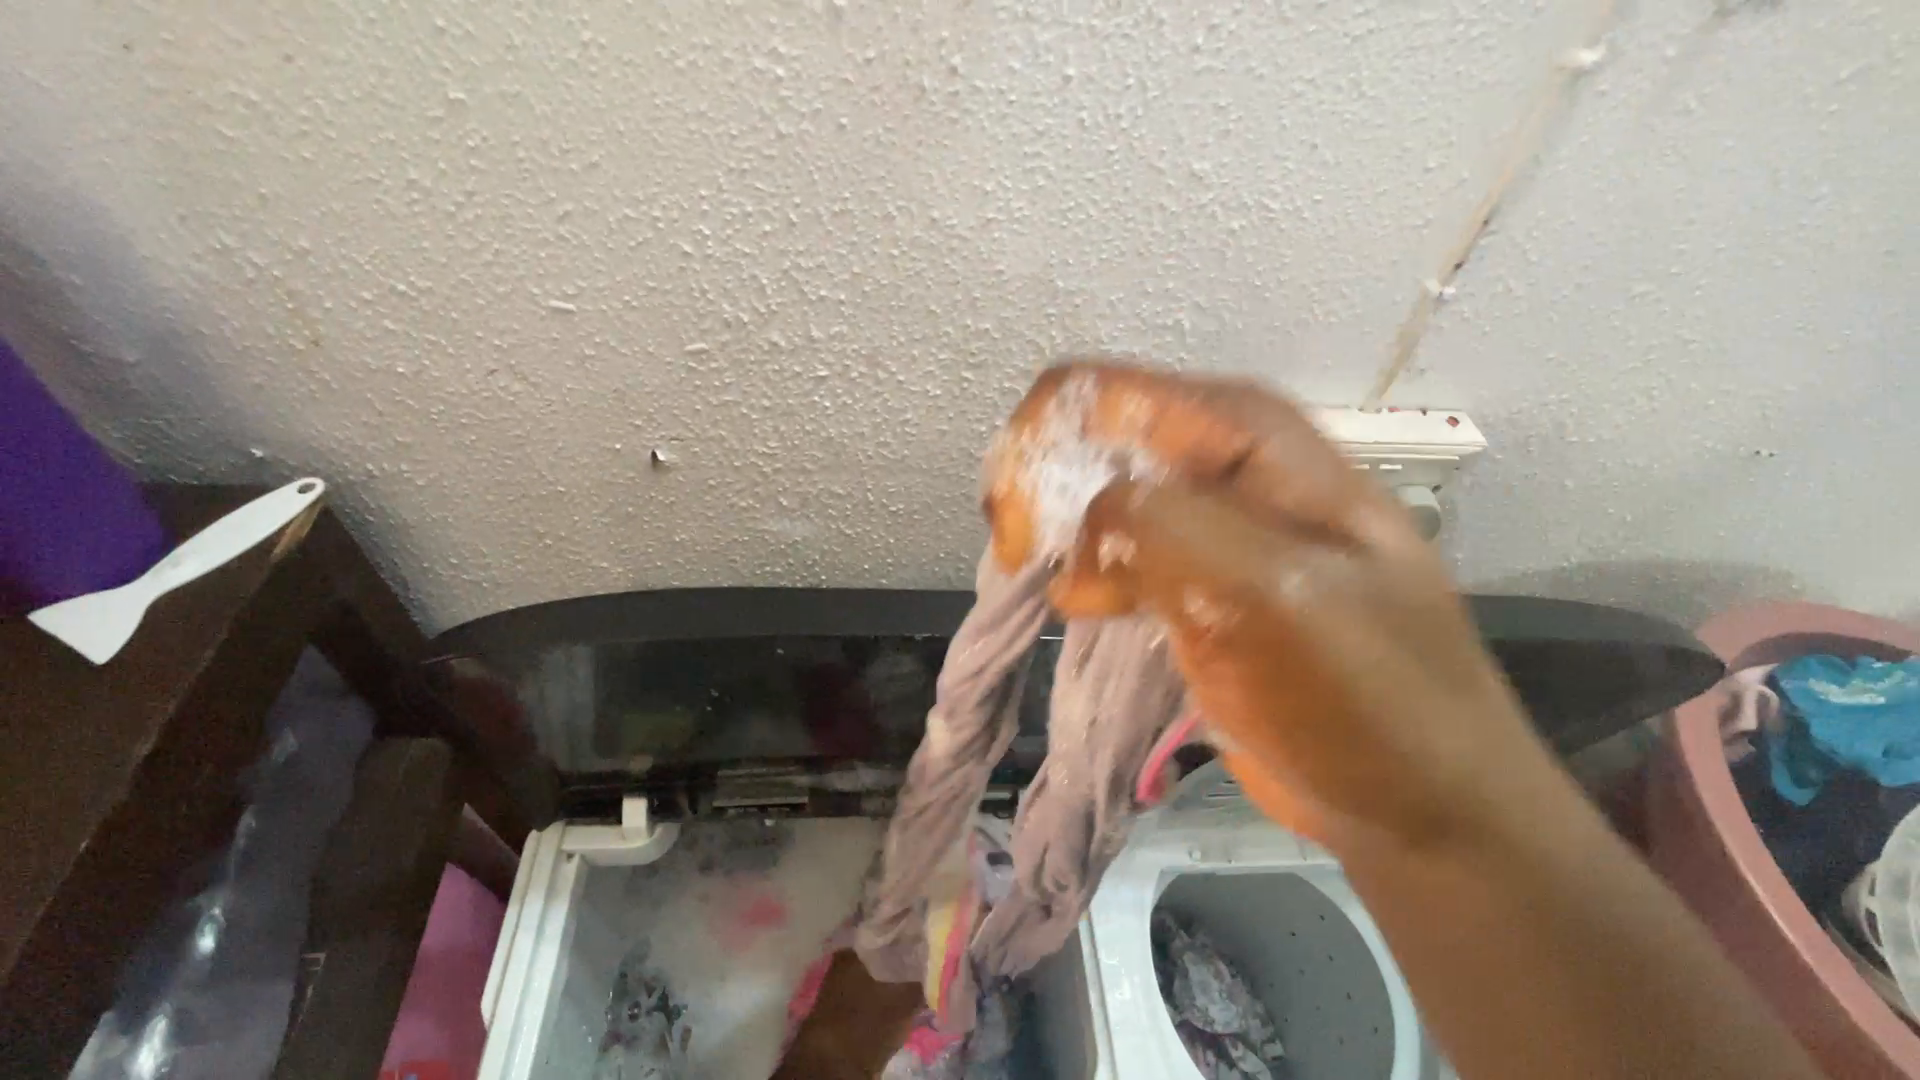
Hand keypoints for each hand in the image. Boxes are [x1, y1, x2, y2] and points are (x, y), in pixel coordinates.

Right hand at [985, 360, 1551, 852]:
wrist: (1418, 800)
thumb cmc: (1367, 697)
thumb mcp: (1276, 596)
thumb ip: (1169, 531)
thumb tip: (1081, 532)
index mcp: (1247, 437)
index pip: (1105, 395)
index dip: (1043, 451)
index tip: (1021, 536)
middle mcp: (1222, 464)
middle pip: (1091, 437)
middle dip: (1040, 489)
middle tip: (1021, 560)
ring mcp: (1208, 525)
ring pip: (1095, 494)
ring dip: (1053, 532)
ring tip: (1056, 591)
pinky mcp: (1193, 581)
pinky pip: (1112, 549)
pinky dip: (1079, 571)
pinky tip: (1080, 609)